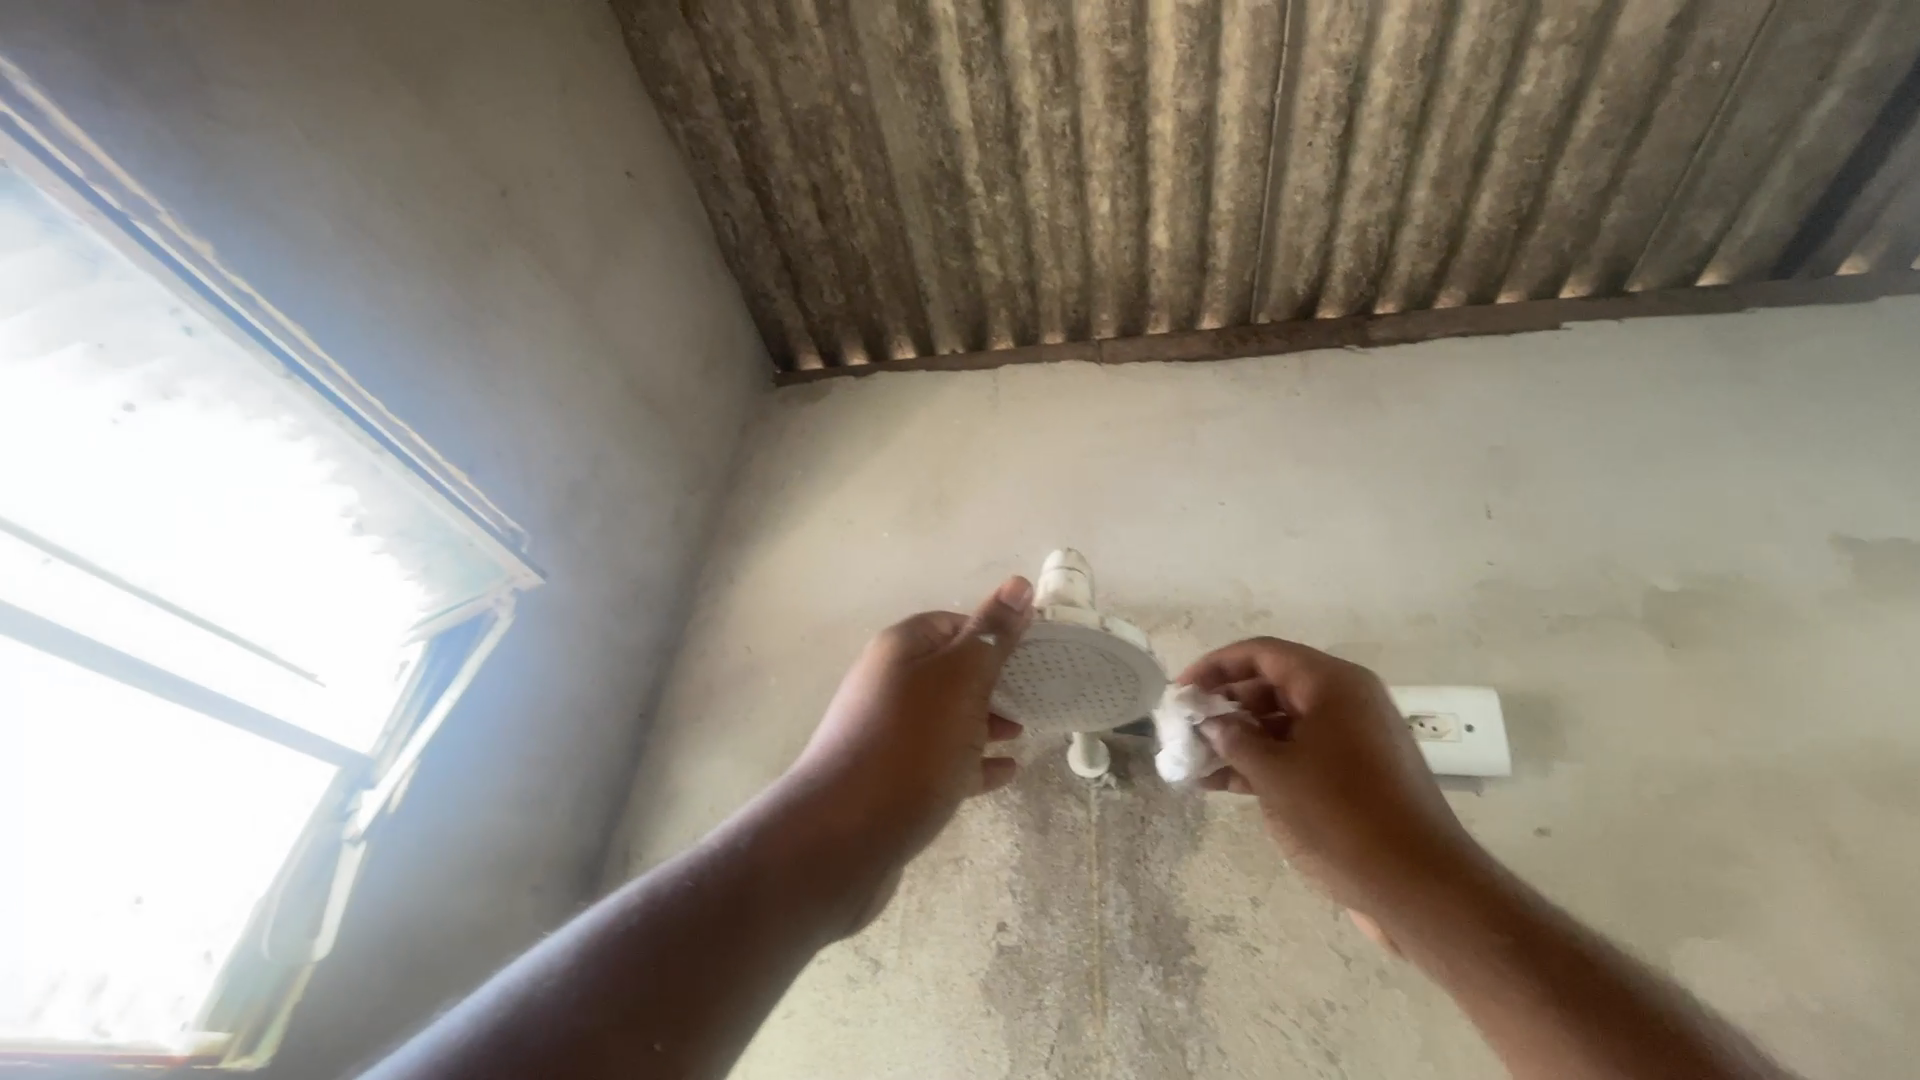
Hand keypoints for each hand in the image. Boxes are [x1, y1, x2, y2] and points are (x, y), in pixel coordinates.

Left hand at [788, 577, 1032, 874]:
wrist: (843, 836)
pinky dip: (974, 762)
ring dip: (986, 722)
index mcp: (901, 649)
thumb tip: (1018, 583)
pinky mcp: (894, 779)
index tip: (1034, 653)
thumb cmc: (911, 745)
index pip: (953, 623)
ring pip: (948, 717)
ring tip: (1024, 734)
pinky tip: (1006, 773)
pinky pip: (943, 760)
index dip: (993, 633)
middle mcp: (889, 684)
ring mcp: (889, 734)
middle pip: (950, 671)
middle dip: (994, 681)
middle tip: (1037, 695)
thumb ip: (991, 635)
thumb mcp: (960, 679)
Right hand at [1179, 637, 1488, 917]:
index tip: (1180, 692)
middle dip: (1224, 706)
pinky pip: (1297, 753)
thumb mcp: (1275, 774)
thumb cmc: (1342, 817)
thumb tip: (1211, 724)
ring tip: (1193, 762)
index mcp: (1332, 684)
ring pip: (1281, 724)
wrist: (1419, 887)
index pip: (1262, 654)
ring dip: (1238, 740)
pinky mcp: (1353, 774)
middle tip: (1185, 729)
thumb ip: (1234, 740)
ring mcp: (1351, 739)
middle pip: (1271, 686)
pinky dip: (1262, 763)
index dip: (1215, 667)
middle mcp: (1345, 702)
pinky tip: (1220, 785)